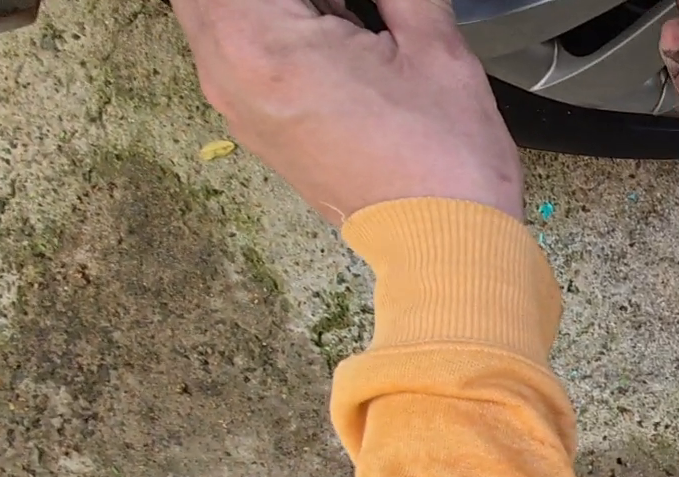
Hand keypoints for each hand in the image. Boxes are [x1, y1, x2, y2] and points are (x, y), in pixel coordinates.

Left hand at [173, 0, 522, 223]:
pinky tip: (344, 63)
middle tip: (352, 18)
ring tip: (353, 35)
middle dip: (302, 2)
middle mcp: (225, 72)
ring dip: (284, 14)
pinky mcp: (262, 136)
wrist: (453, 249)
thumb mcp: (439, 52)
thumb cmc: (449, 166)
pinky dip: (282, 43)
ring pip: (227, 17)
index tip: (363, 12)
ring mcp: (239, 110)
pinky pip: (245, 61)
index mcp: (257, 38)